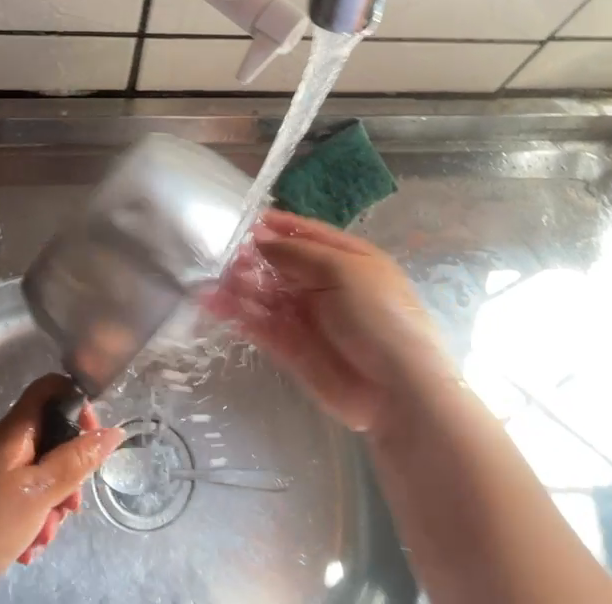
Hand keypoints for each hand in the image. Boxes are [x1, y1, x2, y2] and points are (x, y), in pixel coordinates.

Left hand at [0, 375, 123, 602]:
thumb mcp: (41, 490)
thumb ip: (78, 459)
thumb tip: (114, 432)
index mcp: (15, 429)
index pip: (50, 388)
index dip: (77, 404)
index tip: (92, 440)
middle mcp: (7, 444)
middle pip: (54, 437)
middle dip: (71, 472)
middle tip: (71, 504)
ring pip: (45, 473)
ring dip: (55, 503)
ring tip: (46, 533)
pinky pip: (29, 497)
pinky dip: (37, 519)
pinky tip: (32, 545)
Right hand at [208, 210, 449, 434]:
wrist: (398, 390)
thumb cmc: (377, 317)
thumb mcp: (341, 271)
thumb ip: (296, 254)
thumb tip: (259, 239)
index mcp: (349, 260)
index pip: (308, 234)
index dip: (279, 227)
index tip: (246, 221)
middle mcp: (328, 285)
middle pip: (282, 265)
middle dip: (253, 259)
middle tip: (225, 258)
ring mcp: (309, 319)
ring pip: (267, 295)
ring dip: (241, 286)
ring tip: (213, 282)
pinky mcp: (293, 349)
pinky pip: (261, 325)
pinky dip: (238, 314)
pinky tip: (214, 304)